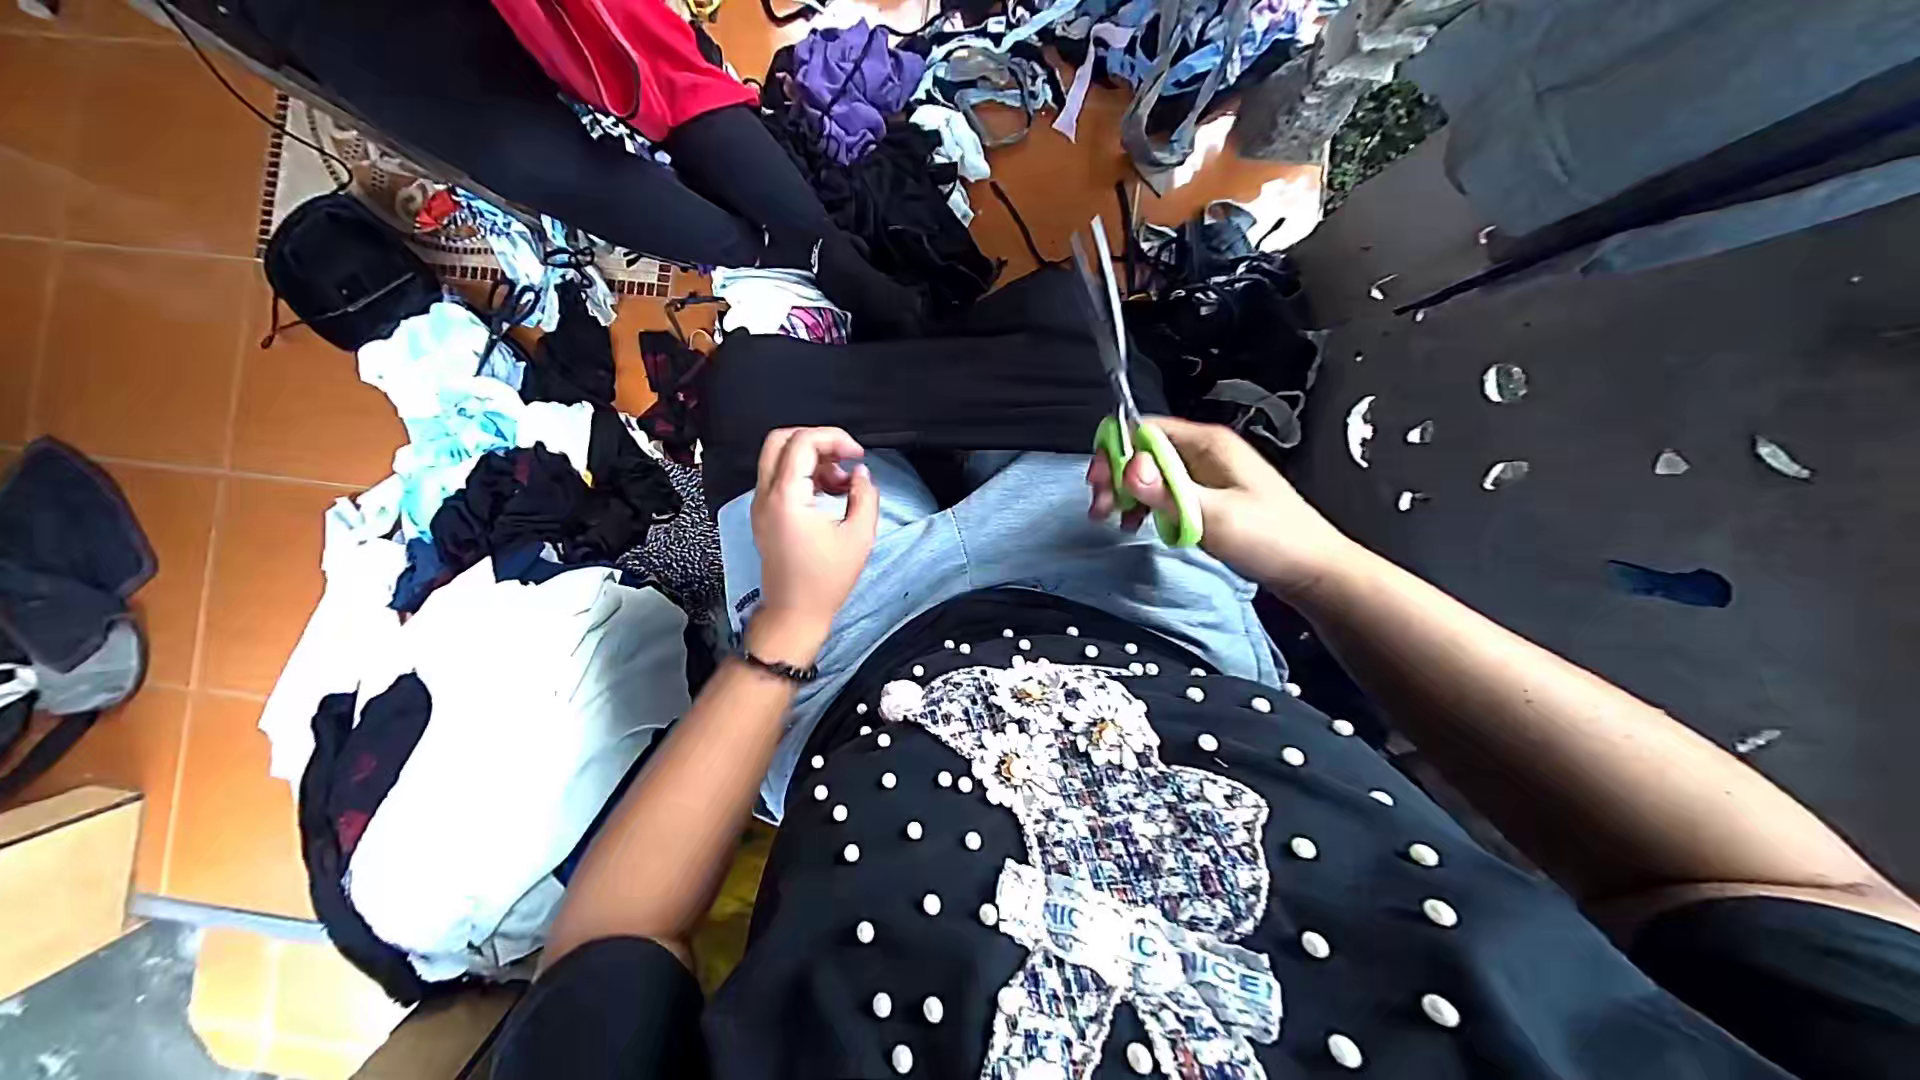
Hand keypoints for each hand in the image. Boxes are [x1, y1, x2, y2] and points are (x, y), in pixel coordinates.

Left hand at [748, 427, 878, 661]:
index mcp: (786, 497)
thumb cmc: (825, 580)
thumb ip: (865, 496)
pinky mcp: (764, 515)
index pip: (802, 442)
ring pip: (779, 457)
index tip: (858, 455)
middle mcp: (766, 496)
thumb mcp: (859, 536)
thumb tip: (860, 474)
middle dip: (818, 440)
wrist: (795, 613)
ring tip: (842, 482)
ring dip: (812, 458)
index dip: (834, 438)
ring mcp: (760, 505)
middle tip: (845, 456)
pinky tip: (829, 493)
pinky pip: (779, 478)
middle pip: (782, 440)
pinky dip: (804, 474)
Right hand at [1087, 416, 1360, 597]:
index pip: (1146, 431)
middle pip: (1143, 452)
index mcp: (1209, 445)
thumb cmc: (1274, 540)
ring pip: (1148, 474)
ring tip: (1115, 518)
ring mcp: (1203, 476)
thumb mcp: (1216, 516)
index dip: (1118, 452)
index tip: (1101, 481)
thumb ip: (1169, 493)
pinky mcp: (1203, 498)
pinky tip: (1137, 524)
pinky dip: (1144, 506)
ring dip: (1126, 493)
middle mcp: (1203, 454)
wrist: (1311, 570)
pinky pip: (1161, 493)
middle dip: (1116, 475)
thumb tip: (1131, 470)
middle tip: (1101, 505)